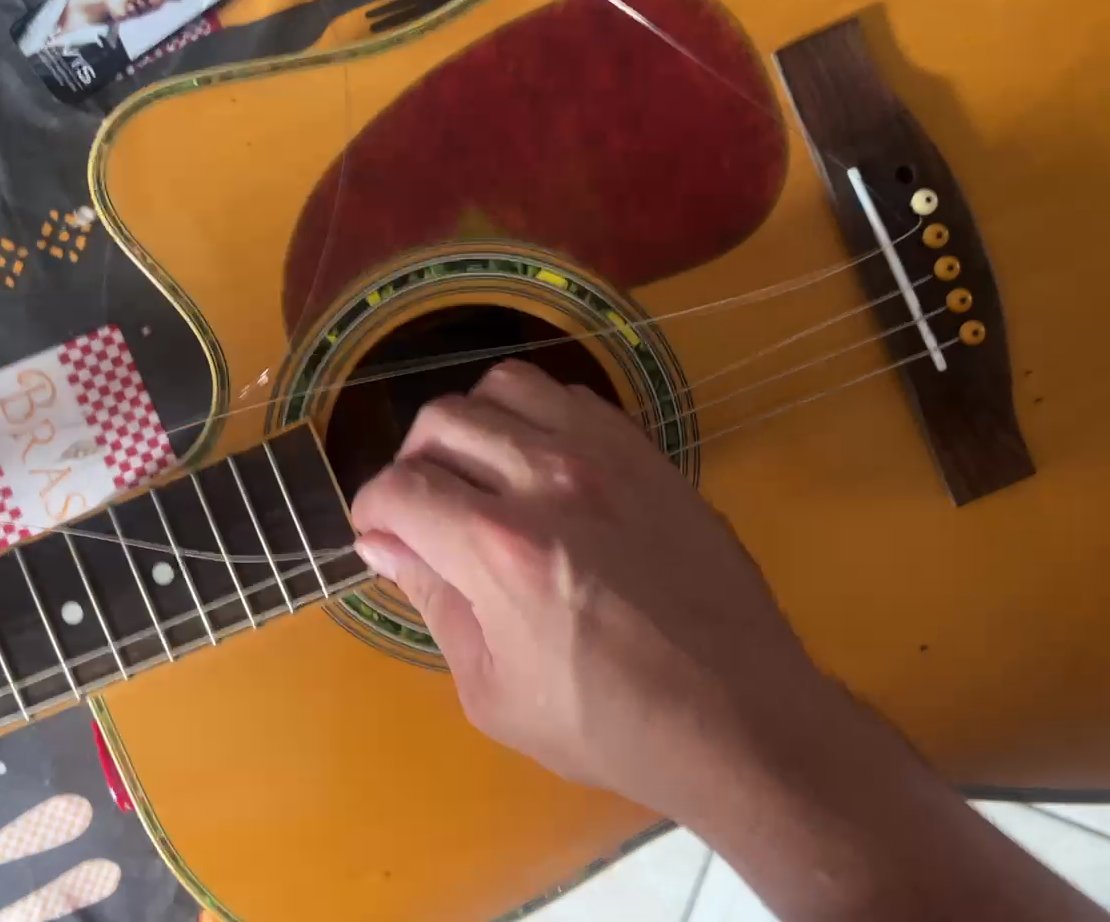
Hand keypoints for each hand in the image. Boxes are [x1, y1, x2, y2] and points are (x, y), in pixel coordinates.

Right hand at [350, 360, 835, 816]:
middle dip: (411, 463)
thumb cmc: (608, 724)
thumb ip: (432, 600)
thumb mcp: (493, 689)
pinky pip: (567, 396)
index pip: (400, 487)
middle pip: (442, 421)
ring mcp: (604, 455)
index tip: (379, 533)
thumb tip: (382, 542)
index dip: (371, 508)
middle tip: (425, 509)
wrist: (738, 713)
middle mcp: (548, 480)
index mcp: (502, 550)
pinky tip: (541, 464)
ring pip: (503, 387)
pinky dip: (533, 417)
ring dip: (472, 424)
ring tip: (480, 472)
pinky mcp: (645, 451)